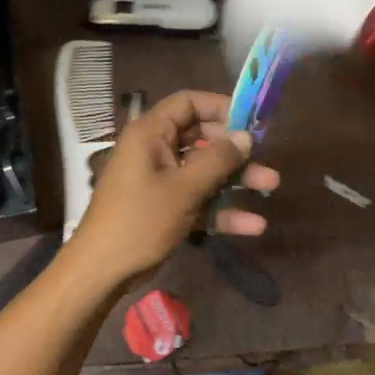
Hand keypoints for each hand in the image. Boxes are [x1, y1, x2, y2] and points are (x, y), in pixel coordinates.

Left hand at [63, 90, 279, 289]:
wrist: (102, 270)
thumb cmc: (140, 219)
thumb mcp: (183, 189)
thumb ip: (217, 160)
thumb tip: (246, 137)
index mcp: (151, 133)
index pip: (188, 103)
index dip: (220, 107)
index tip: (250, 121)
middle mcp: (155, 150)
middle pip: (201, 138)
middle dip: (235, 151)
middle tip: (265, 157)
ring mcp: (160, 180)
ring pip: (204, 171)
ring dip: (236, 180)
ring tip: (272, 186)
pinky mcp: (165, 208)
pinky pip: (198, 199)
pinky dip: (221, 209)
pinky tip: (253, 225)